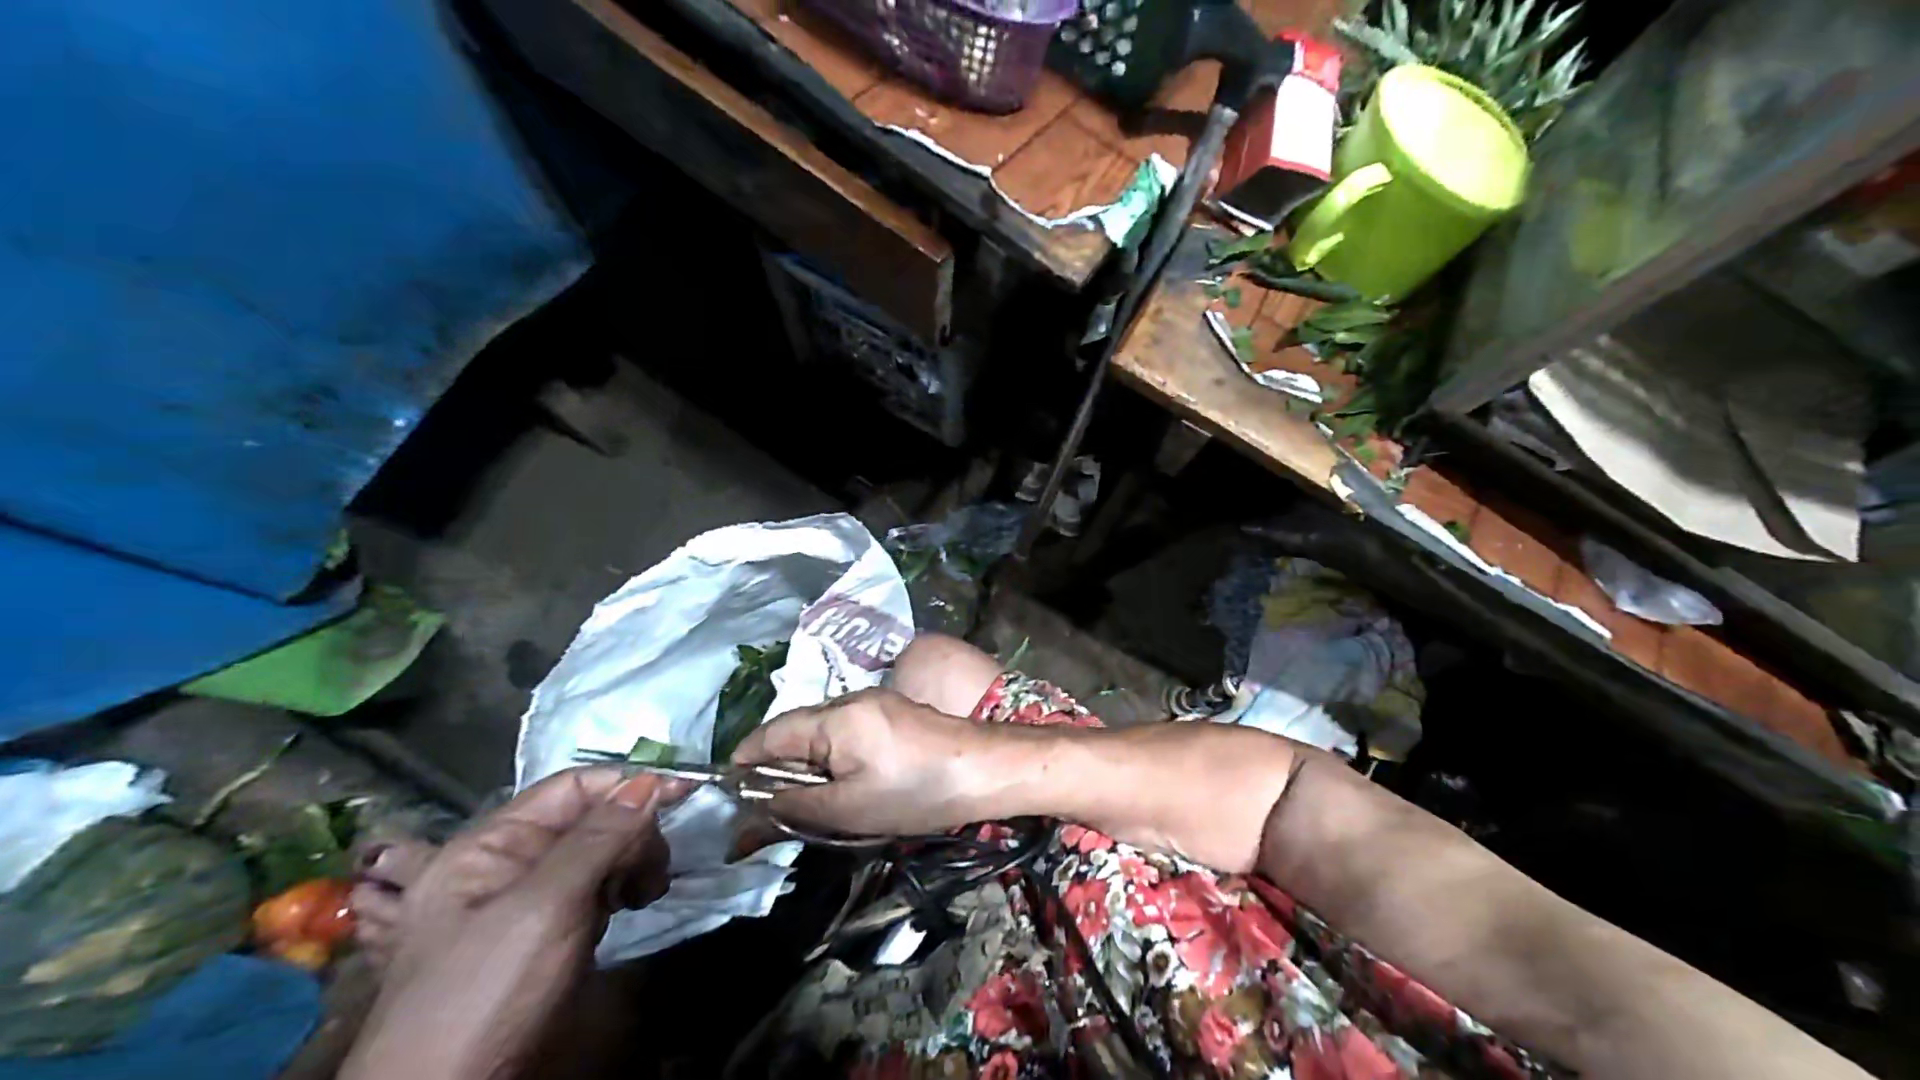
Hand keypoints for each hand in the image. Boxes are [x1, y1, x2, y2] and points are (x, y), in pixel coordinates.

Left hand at [340, 768, 679, 1079]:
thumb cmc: (487, 990)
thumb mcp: (544, 906)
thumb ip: (598, 838)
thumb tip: (649, 780)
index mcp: (491, 844)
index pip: (571, 788)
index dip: (626, 784)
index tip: (682, 793)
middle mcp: (509, 862)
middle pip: (590, 818)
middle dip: (633, 832)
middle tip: (656, 869)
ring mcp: (528, 900)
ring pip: (599, 853)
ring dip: (634, 861)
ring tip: (648, 892)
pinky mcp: (548, 932)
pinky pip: (595, 888)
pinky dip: (622, 888)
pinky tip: (634, 904)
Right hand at [731, 688, 998, 837]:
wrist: (984, 770)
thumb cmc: (915, 792)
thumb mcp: (847, 809)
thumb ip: (792, 808)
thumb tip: (745, 818)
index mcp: (833, 717)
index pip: (770, 734)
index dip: (744, 765)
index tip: (729, 800)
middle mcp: (849, 700)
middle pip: (793, 733)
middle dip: (775, 772)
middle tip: (767, 816)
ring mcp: (873, 703)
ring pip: (819, 735)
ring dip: (805, 768)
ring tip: (804, 808)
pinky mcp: (891, 714)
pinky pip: (845, 734)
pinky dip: (832, 760)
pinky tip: (840, 788)